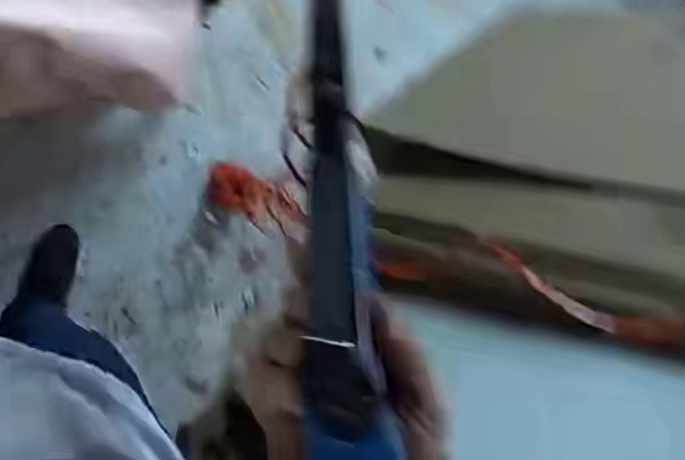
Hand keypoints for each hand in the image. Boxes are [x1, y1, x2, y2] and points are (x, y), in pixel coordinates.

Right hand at [242, 271, 447, 459]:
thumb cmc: (412, 453)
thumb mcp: (426, 403)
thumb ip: (408, 351)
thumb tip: (370, 297)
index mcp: (357, 341)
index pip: (332, 293)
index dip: (315, 266)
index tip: (304, 247)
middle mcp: (321, 350)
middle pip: (296, 302)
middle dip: (302, 304)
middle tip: (312, 322)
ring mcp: (292, 377)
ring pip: (274, 333)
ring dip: (288, 345)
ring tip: (307, 374)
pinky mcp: (270, 407)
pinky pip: (258, 375)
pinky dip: (275, 383)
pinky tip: (297, 404)